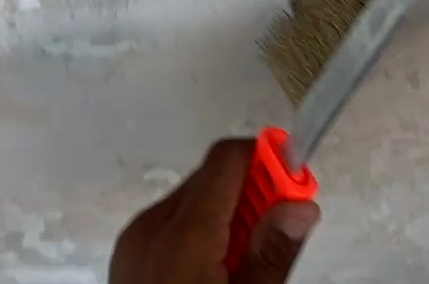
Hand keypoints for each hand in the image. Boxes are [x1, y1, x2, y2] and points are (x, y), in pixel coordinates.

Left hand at [109, 139, 320, 283]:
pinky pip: (170, 220)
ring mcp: (132, 241)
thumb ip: (274, 252)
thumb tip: (303, 204)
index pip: (227, 158)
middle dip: (251, 189)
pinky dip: (199, 228)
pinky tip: (214, 269)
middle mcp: (150, 225)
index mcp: (182, 234)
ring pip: (192, 196)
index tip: (294, 182)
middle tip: (280, 225)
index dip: (265, 158)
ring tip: (246, 259)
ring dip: (226, 209)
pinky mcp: (125, 257)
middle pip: (211, 176)